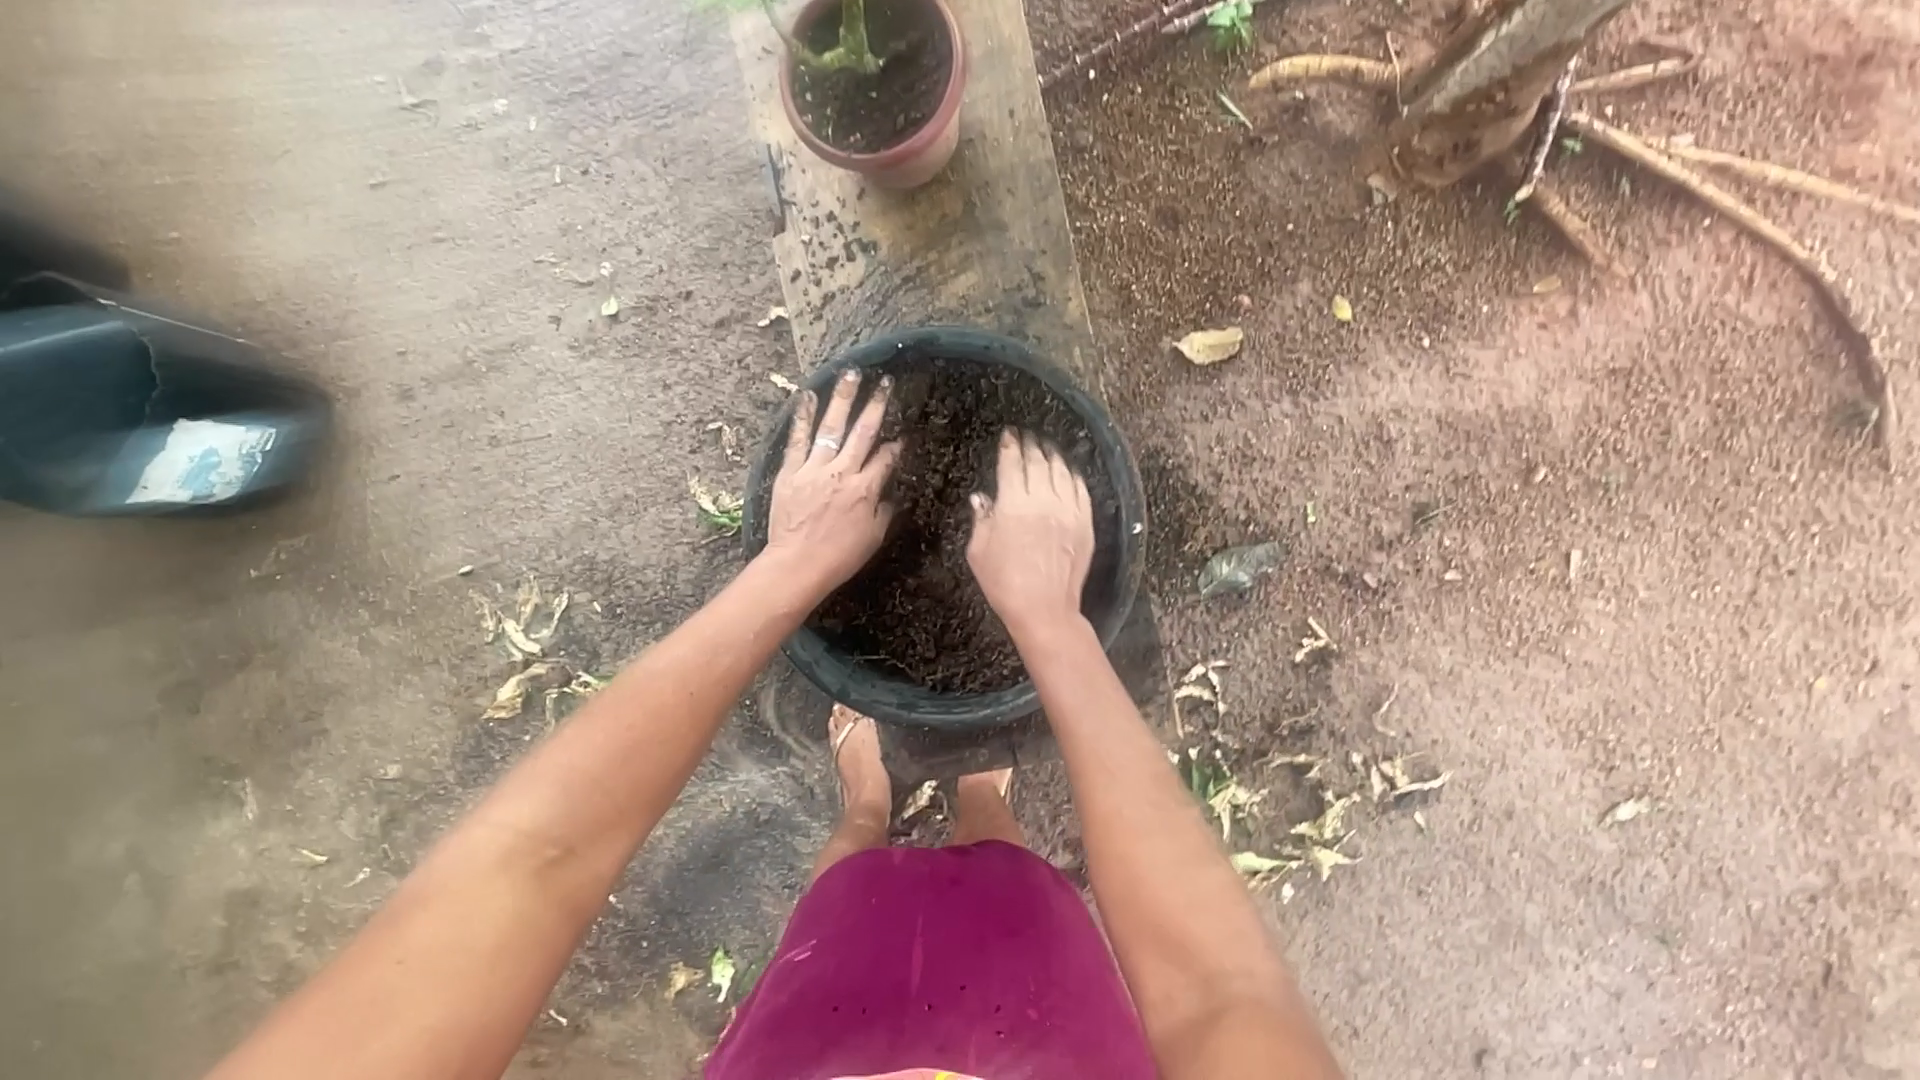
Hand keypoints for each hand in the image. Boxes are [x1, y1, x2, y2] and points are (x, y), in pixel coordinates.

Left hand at [762, 369, 900, 594]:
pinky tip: (808, 396)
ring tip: (850, 374)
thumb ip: (884, 511)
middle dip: (877, 404)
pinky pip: (797, 440)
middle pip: (864, 432)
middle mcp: (842, 473)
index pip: (886, 458)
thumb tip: (889, 495)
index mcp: (865, 490)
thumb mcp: (873, 538)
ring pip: (832, 427)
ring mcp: (814, 470)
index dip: (897, 446)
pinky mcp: (790, 473)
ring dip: (843, 398)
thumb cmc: (838, 557)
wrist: (798, 565)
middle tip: (885, 381)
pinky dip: (802, 417)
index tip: (902, 437)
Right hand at [967, 430, 1094, 641]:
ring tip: (1047, 448)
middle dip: (1031, 445)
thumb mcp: (978, 551)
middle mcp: (1043, 501)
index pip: (1011, 463)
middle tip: (1026, 437)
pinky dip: (1073, 476)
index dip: (1009, 446)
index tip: (1008, 436)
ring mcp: (1068, 511)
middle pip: (1038, 462)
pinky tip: (1068, 472)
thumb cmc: (1004, 583)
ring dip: (1053, 455)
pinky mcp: (1085, 523)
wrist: (1044, 609)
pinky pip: (1081, 490)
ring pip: (1062, 471)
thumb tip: (982, 498)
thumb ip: (981, 519)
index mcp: (1013, 505)